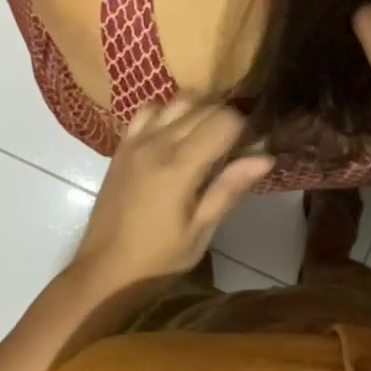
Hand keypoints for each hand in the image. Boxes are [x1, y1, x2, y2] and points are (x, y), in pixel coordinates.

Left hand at [70, 100, 272, 288]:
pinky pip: (147, 111)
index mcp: (179, 165)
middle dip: (225, 119)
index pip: (223, 120)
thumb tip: (266, 157)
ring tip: (206, 140)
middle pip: (202, 106)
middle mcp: (156, 143)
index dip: (244, 129)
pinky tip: (173, 136)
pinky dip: (166, 113)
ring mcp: (135, 141)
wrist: (104, 268)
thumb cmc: (158, 259)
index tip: (250, 148)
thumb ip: (229, 188)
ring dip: (197, 112)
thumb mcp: (200, 230)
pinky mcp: (121, 146)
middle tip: (235, 148)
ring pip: (175, 102)